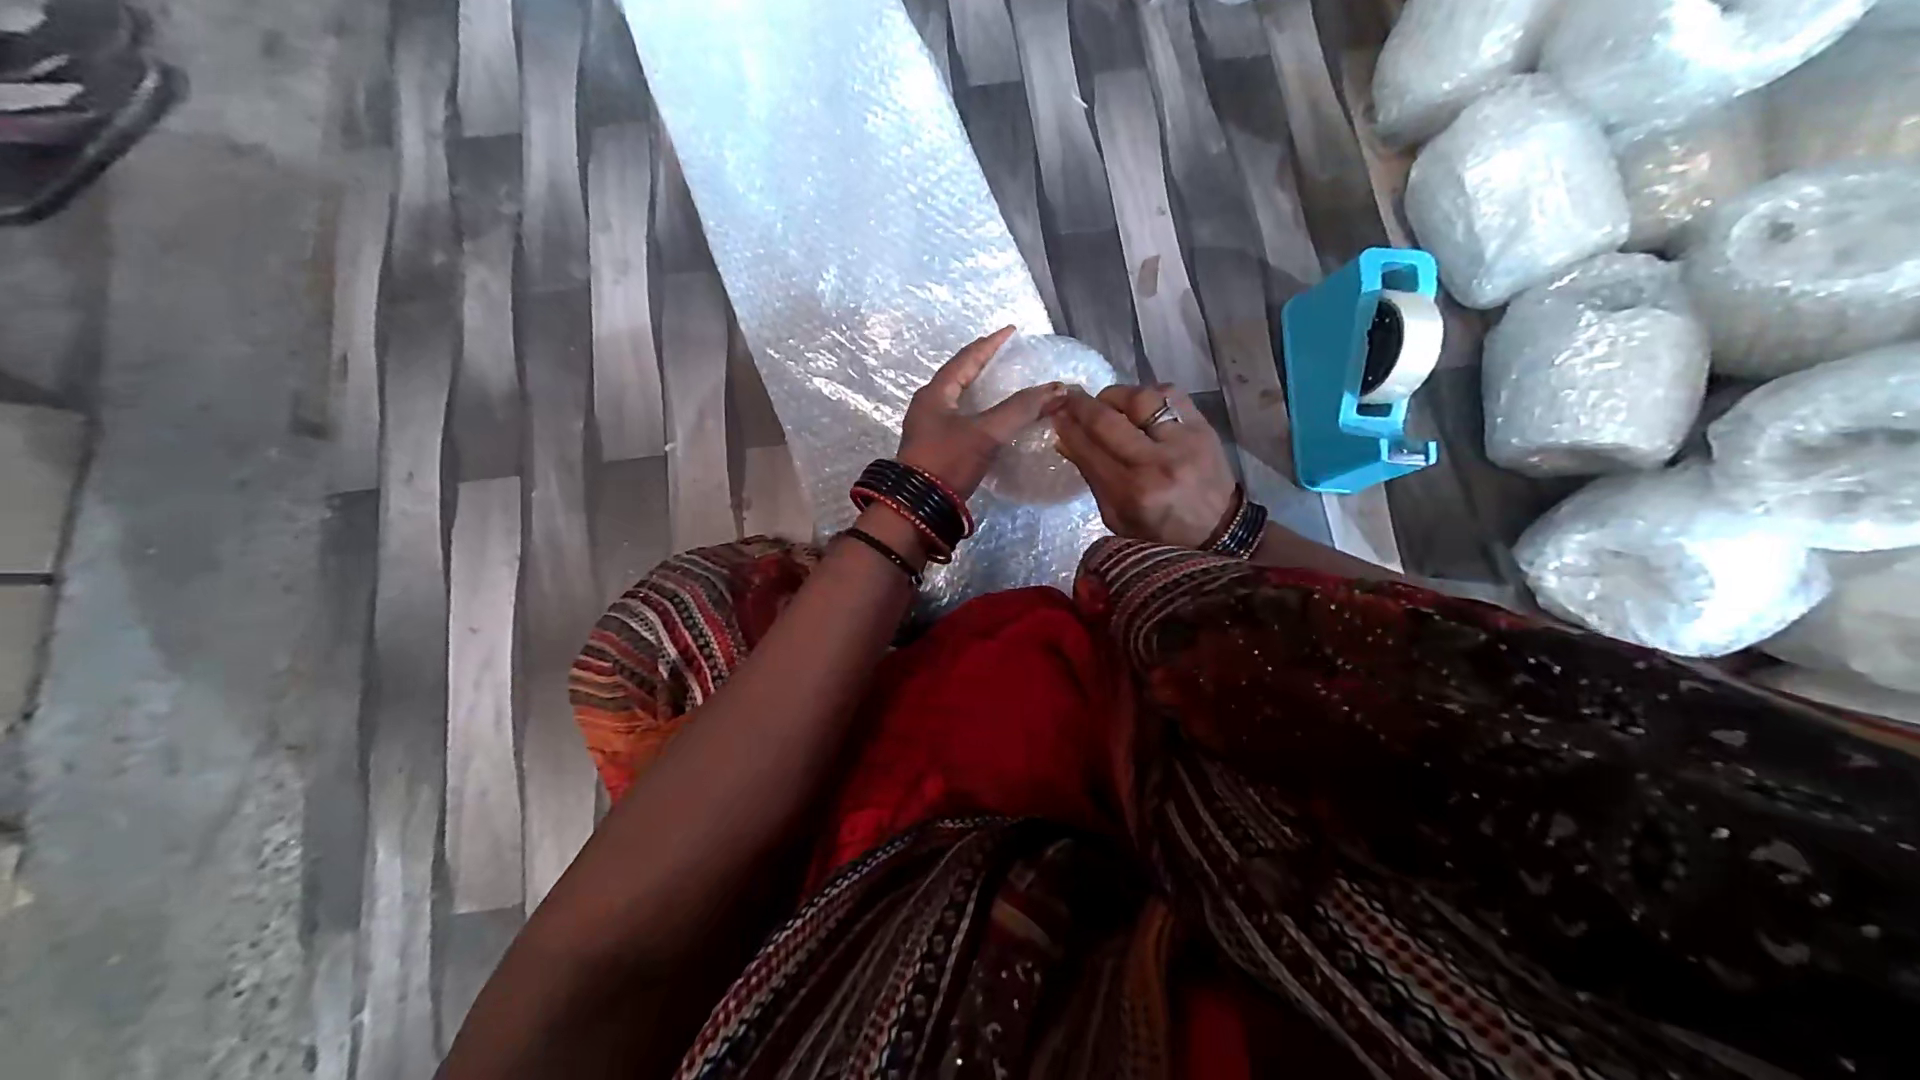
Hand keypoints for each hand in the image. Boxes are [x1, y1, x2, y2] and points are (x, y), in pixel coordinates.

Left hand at [896, 326, 1068, 498]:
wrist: (918, 508)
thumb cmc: (948, 462)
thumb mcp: (986, 433)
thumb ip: (1020, 409)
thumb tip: (1057, 389)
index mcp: (935, 393)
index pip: (966, 358)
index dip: (990, 344)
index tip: (1010, 331)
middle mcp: (928, 406)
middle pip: (958, 376)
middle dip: (982, 363)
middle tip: (1004, 354)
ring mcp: (928, 428)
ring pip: (958, 399)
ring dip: (979, 388)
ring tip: (999, 382)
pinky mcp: (934, 449)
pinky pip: (959, 419)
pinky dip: (978, 411)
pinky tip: (990, 419)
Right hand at [1049, 384, 1237, 548]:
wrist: (1218, 531)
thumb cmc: (1158, 531)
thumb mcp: (1116, 516)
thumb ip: (1091, 476)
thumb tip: (1064, 439)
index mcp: (1132, 493)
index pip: (1089, 450)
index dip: (1067, 428)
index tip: (1054, 413)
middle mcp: (1157, 463)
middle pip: (1108, 421)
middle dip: (1081, 406)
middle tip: (1068, 398)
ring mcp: (1183, 441)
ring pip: (1139, 399)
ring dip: (1114, 397)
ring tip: (1105, 403)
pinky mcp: (1203, 427)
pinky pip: (1169, 394)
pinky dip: (1147, 394)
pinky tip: (1136, 404)